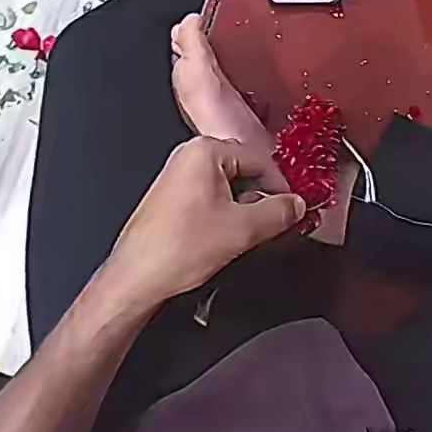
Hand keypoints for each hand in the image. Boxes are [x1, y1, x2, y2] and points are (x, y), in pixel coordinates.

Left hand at [98, 137, 305, 310]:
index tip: (293, 208)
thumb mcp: (243, 229)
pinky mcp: (174, 197)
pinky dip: (226, 215)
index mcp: (205, 151)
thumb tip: (296, 204)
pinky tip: (225, 239)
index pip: (261, 160)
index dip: (280, 187)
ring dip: (244, 210)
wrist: (135, 280)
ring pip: (230, 187)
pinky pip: (212, 197)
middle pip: (246, 171)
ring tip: (243, 236)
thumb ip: (278, 212)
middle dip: (261, 200)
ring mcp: (179, 176)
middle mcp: (190, 156)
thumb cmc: (176, 250)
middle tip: (271, 226)